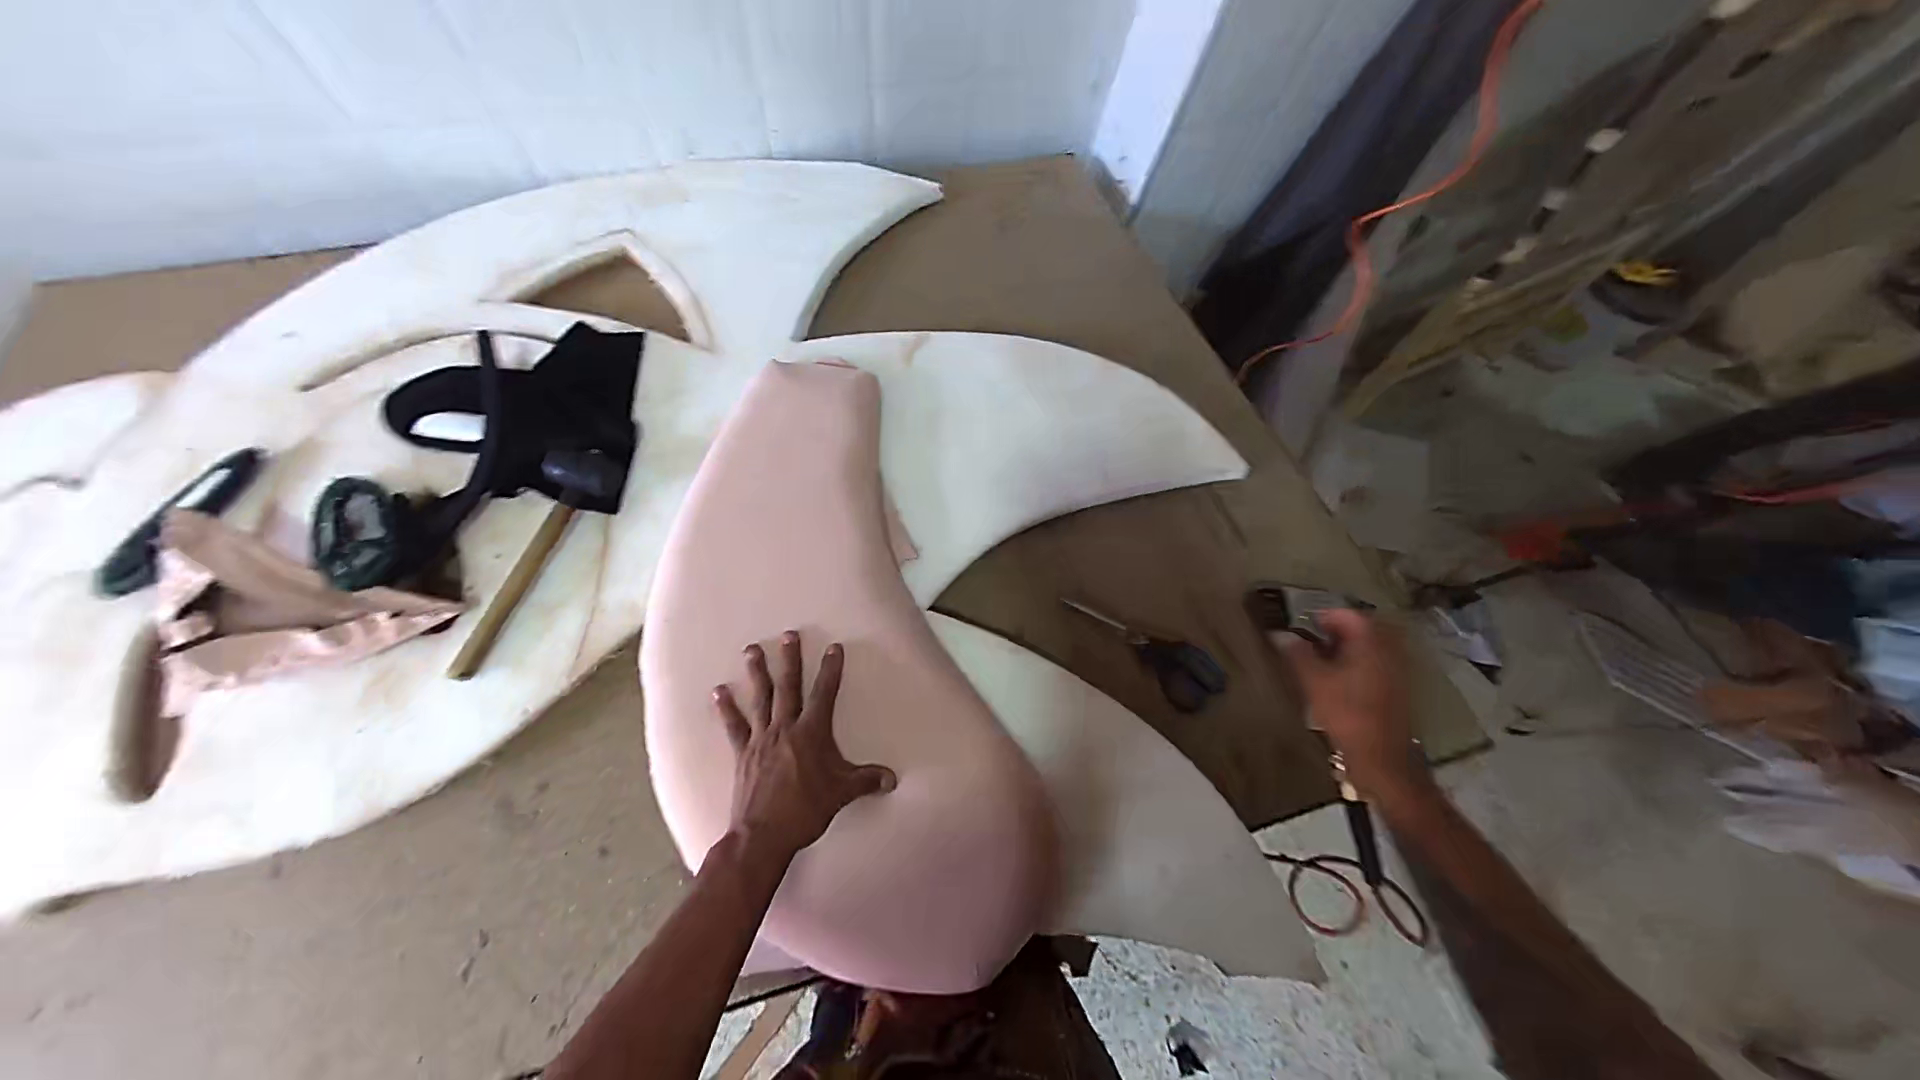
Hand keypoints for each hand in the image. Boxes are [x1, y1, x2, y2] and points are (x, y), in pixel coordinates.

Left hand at [713, 631, 896, 861]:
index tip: (834, 647)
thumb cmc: (806, 810)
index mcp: (811, 733)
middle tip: (788, 635)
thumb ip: (866, 781)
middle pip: (789, 687)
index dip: (831, 670)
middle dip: (790, 659)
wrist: (763, 835)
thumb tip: (892, 780)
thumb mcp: (842, 793)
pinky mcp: (743, 754)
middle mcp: (785, 728)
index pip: (824, 694)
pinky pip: (734, 726)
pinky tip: (718, 691)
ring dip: (757, 673)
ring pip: (760, 699)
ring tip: (752, 649)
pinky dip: (726, 709)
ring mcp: (761, 739)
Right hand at [1279, 609, 1430, 803]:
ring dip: (1349, 646)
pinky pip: (1377, 662)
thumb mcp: (1314, 682)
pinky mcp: (1397, 689)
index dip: (1324, 616)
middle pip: (1364, 628)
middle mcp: (1389, 652)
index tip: (1304, 626)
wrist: (1381, 757)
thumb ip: (1298, 655)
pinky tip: (1340, 678)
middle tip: (1314, 639)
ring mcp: (1397, 671)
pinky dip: (1358, 661)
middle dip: (1338, 629)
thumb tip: (1284, 637)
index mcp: (1371, 644)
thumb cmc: (1347, 714)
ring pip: (1372, 646)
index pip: (1349, 615)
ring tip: (1324, 658)